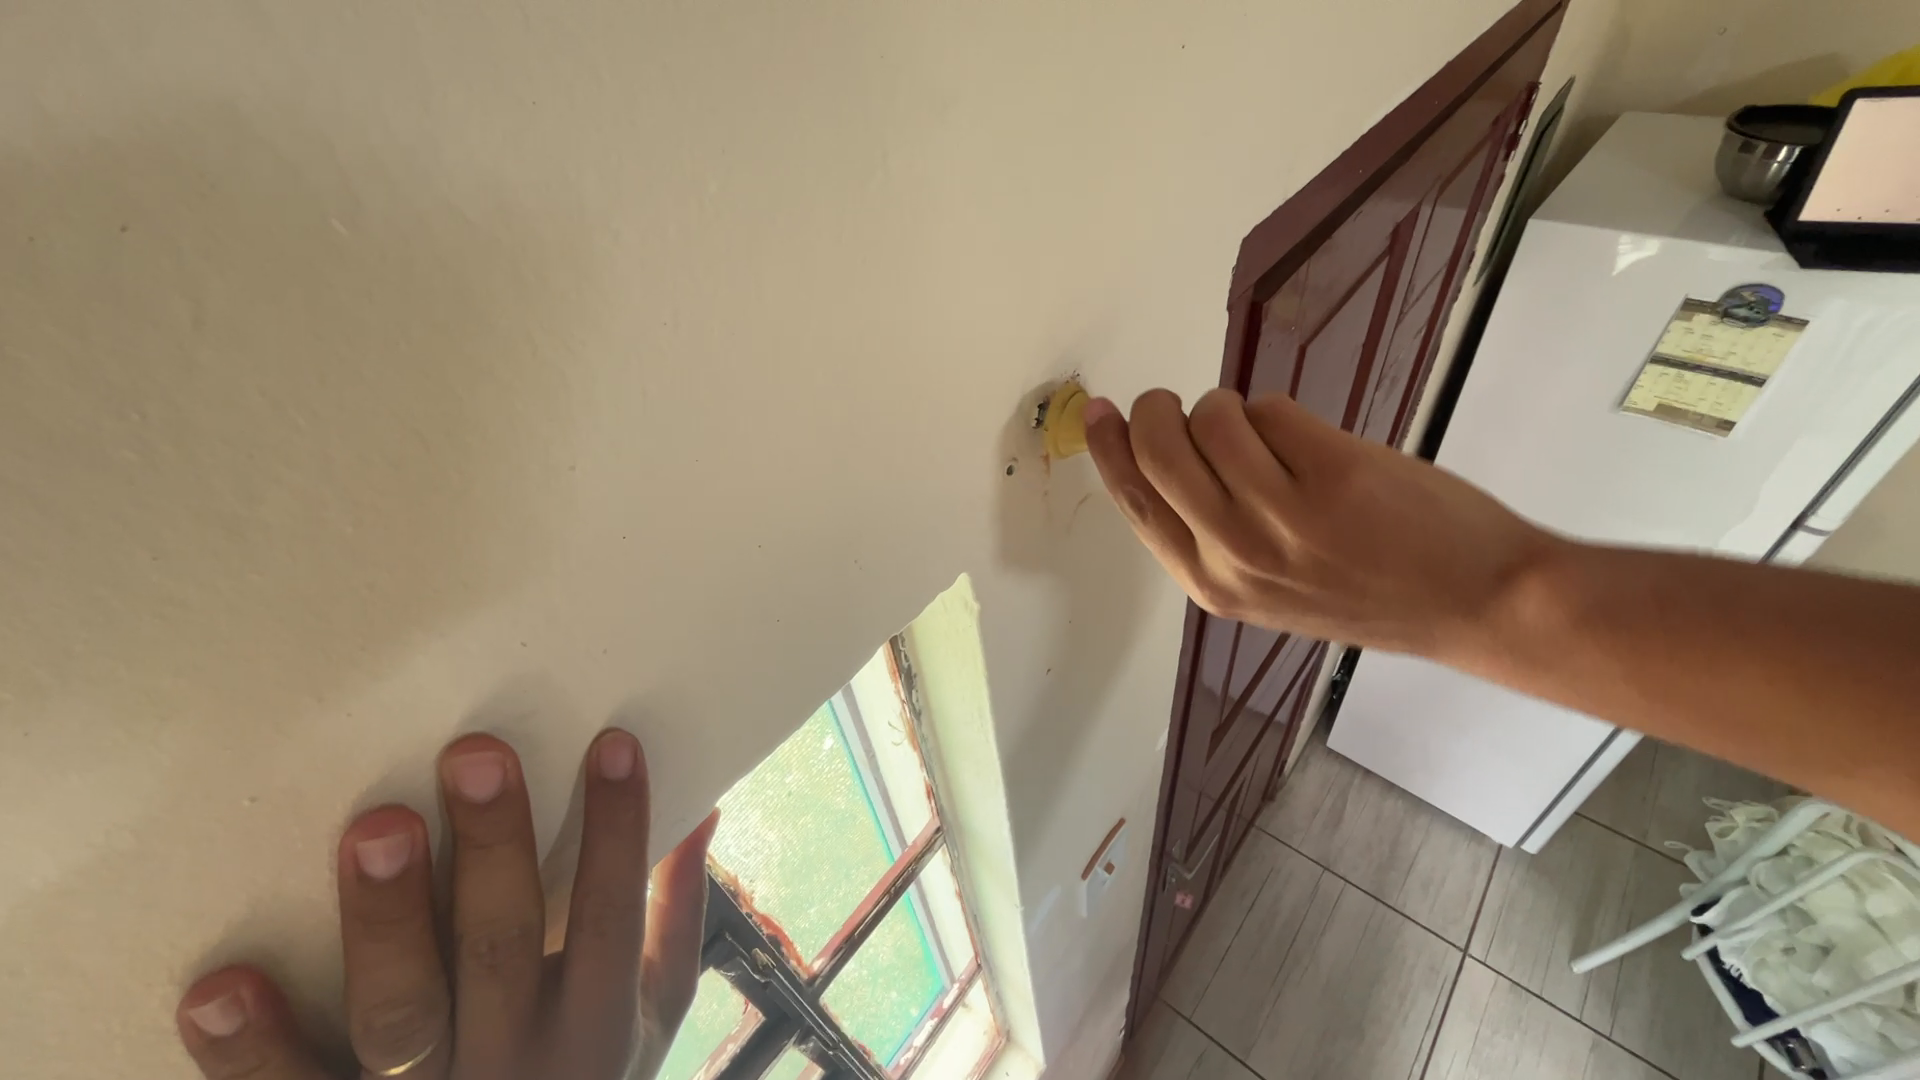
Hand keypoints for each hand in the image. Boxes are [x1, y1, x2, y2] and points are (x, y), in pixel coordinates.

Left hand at [175, 731, 717, 1079]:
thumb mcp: (654, 1013)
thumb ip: (678, 914)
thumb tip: (704, 810)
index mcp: (598, 1024)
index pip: (614, 909)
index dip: (620, 826)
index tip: (613, 743)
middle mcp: (521, 1062)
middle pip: (505, 944)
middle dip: (493, 845)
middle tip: (476, 755)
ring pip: (404, 1012)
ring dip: (387, 920)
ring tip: (375, 827)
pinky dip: (253, 1047)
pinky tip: (221, 982)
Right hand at [1083, 388, 1555, 659]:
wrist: (1472, 603)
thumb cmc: (1361, 594)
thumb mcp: (1263, 590)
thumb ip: (1207, 535)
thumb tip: (1159, 456)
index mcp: (1211, 586)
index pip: (1136, 504)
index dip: (1109, 451)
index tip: (1099, 412)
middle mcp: (1235, 554)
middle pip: (1159, 452)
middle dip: (1157, 410)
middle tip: (1178, 403)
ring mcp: (1282, 515)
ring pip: (1212, 419)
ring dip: (1228, 408)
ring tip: (1265, 433)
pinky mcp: (1331, 474)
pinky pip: (1270, 410)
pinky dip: (1279, 413)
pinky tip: (1311, 443)